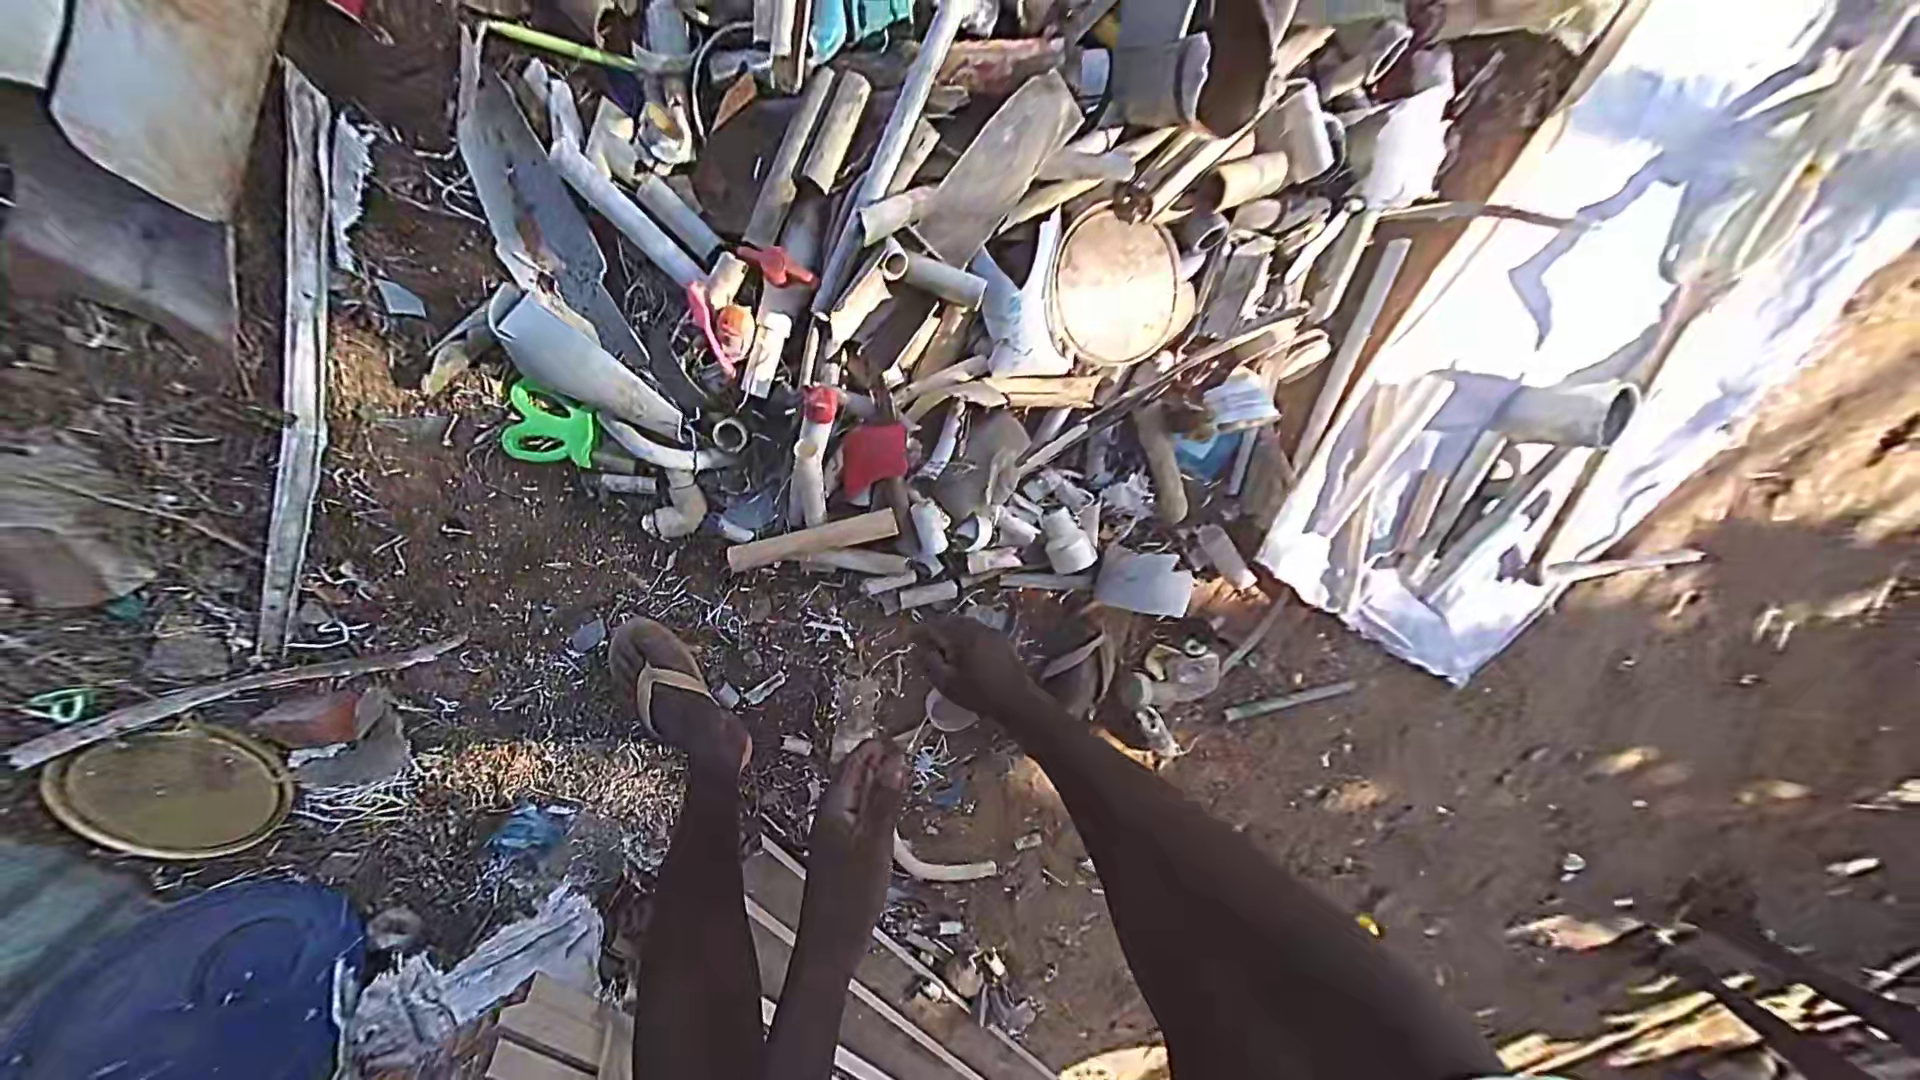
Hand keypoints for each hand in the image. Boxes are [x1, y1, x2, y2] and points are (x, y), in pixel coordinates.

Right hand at [914, 617, 1037, 718]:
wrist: (1016, 699)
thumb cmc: (978, 694)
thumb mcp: (946, 683)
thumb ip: (929, 663)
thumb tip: (917, 649)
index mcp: (960, 636)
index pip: (932, 626)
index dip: (917, 632)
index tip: (905, 637)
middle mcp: (975, 627)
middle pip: (947, 621)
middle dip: (932, 630)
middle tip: (921, 642)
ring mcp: (989, 631)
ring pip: (962, 624)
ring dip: (948, 631)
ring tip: (939, 646)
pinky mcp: (999, 638)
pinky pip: (974, 630)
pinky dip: (963, 635)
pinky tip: (961, 649)